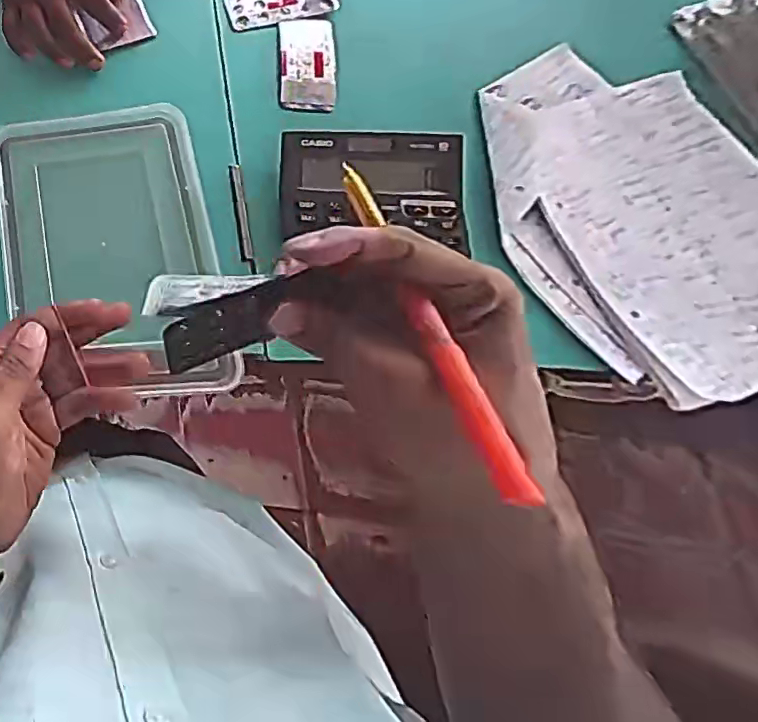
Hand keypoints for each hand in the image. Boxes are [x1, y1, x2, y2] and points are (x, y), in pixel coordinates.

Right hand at [0, 0, 124, 69]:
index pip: (94, 0)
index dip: (110, 18)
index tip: (121, 30)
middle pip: (65, 26)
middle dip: (83, 48)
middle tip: (97, 64)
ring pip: (38, 32)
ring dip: (53, 51)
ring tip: (68, 64)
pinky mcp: (8, 2)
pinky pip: (10, 27)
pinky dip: (18, 44)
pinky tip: (30, 56)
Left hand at [0, 303, 145, 585]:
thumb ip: (13, 373)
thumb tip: (36, 329)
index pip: (34, 327)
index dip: (70, 316)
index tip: (105, 311)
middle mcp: (13, 376)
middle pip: (58, 344)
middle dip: (94, 332)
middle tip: (127, 319)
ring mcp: (33, 401)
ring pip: (74, 373)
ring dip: (107, 368)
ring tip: (143, 367)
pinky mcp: (49, 425)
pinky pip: (80, 403)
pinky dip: (103, 400)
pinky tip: (128, 399)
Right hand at [266, 227, 557, 509]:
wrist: (478, 512)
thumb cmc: (465, 455)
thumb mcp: (399, 390)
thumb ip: (340, 340)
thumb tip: (286, 308)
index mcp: (477, 293)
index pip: (405, 251)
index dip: (347, 246)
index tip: (301, 252)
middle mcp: (446, 296)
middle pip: (376, 263)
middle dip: (324, 266)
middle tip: (282, 273)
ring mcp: (416, 318)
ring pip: (355, 287)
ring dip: (314, 291)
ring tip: (278, 298)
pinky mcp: (391, 340)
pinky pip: (347, 315)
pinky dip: (316, 316)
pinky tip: (289, 319)